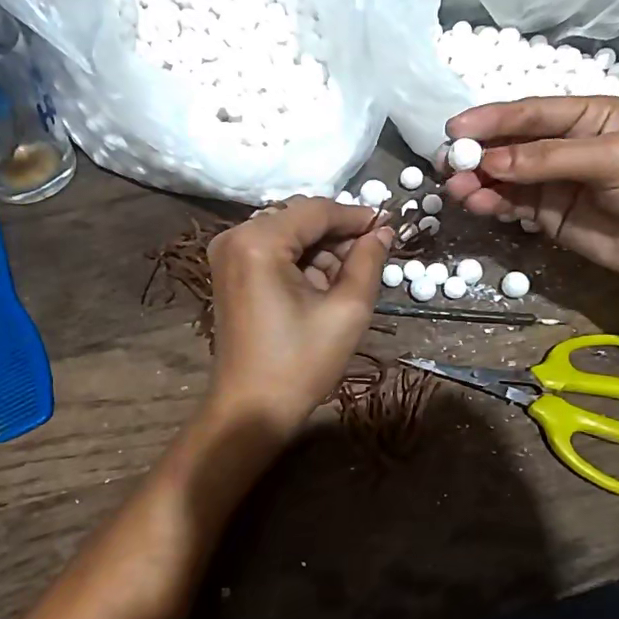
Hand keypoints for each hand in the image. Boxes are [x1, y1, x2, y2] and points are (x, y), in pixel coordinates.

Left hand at [205, 196, 393, 434]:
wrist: (251, 408)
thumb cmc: (300, 363)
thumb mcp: (346, 310)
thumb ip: (367, 261)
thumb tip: (383, 231)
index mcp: (258, 242)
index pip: (316, 210)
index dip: (356, 216)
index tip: (390, 226)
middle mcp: (235, 237)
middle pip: (299, 217)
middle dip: (337, 234)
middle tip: (372, 256)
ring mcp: (228, 254)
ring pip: (288, 232)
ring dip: (321, 249)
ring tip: (349, 278)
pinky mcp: (230, 272)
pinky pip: (273, 250)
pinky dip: (301, 261)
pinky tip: (324, 285)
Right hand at [440, 97, 618, 286]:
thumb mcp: (615, 159)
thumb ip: (550, 158)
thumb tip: (492, 162)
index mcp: (588, 116)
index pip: (531, 113)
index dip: (493, 119)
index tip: (456, 130)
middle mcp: (566, 144)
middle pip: (511, 143)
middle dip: (478, 152)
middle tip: (447, 163)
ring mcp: (554, 182)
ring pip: (505, 176)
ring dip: (479, 181)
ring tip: (456, 190)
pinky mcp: (548, 216)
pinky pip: (512, 205)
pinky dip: (491, 203)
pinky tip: (476, 204)